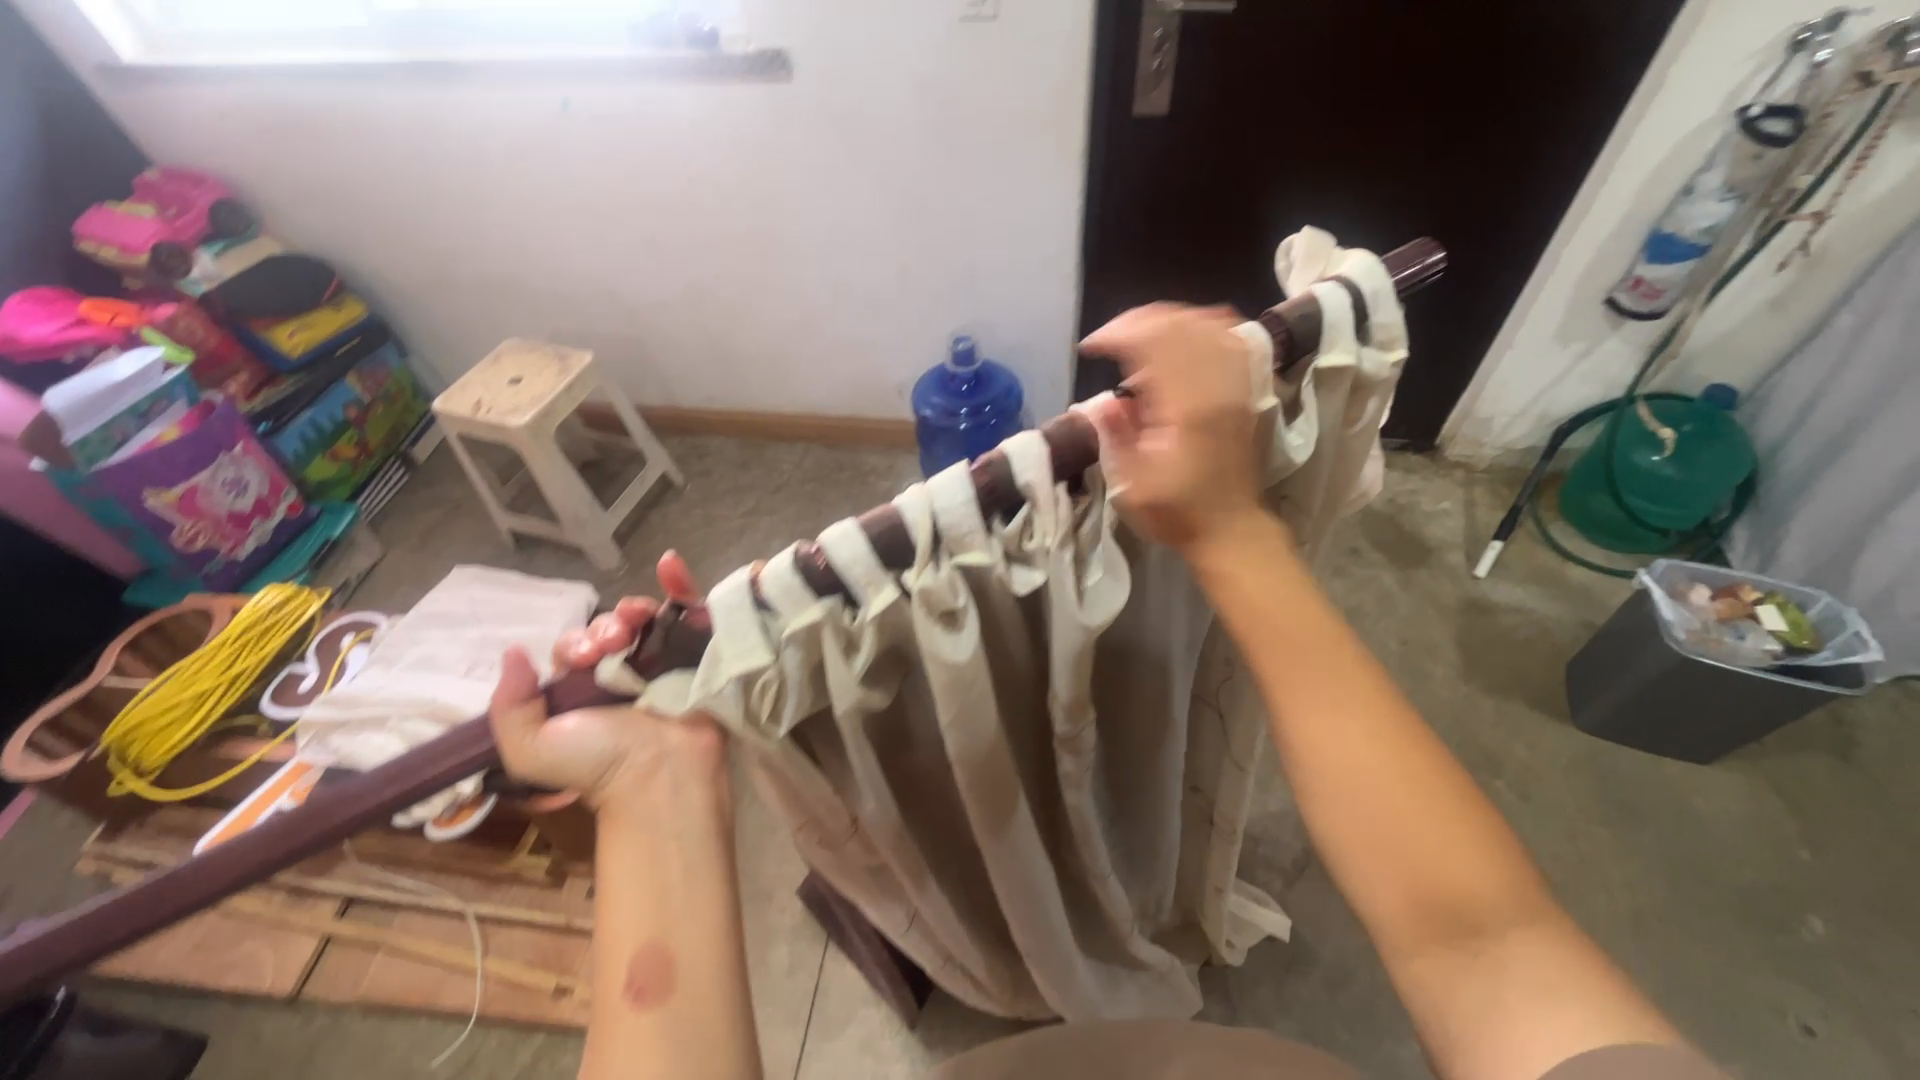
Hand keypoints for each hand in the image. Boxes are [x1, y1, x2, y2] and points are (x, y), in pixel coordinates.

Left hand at [488, 551, 727, 814]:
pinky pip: (688, 611)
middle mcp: (622, 673)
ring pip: (644, 617)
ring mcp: (663, 663)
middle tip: (613, 645)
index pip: (575, 647)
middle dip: (605, 627)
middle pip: (608, 627)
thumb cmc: (598, 763)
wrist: (661, 774)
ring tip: (637, 622)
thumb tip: (514, 652)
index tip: (586, 658)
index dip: (577, 644)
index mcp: (583, 691)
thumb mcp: (532, 747)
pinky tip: (669, 564)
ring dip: (634, 609)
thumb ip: (510, 706)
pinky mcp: (698, 653)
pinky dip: (678, 583)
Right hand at [1080, 303, 1269, 552]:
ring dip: (1168, 320)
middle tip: (1109, 340)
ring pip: (1206, 323)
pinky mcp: (1247, 390)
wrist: (1230, 529)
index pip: (1152, 343)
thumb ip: (1116, 437)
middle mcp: (1216, 388)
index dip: (1116, 334)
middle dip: (1136, 322)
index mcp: (1185, 410)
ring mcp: (1237, 386)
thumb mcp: (1131, 486)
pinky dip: (1203, 327)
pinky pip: (1232, 339)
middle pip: (1178, 325)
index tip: (1090, 349)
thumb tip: (1103, 403)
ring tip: (1139, 336)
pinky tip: (1183, 337)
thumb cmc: (1176, 512)